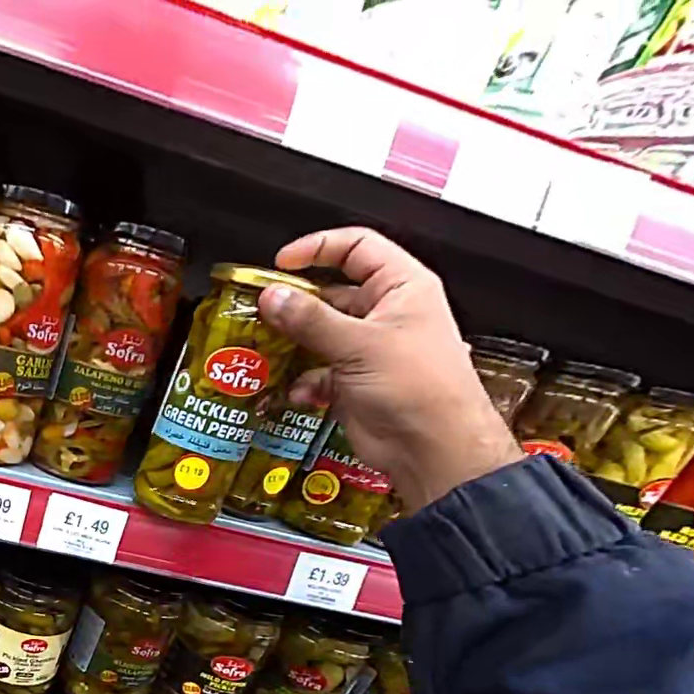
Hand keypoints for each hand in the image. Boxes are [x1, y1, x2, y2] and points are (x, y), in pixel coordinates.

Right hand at [257, 227, 520, 511]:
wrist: (430, 446)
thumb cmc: (419, 387)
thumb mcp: (359, 344)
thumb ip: (310, 319)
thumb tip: (272, 297)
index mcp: (400, 288)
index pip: (356, 247)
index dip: (318, 248)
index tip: (282, 262)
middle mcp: (384, 314)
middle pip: (330, 293)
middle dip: (296, 303)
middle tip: (264, 310)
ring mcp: (367, 349)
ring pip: (318, 335)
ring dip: (293, 345)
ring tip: (268, 349)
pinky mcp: (352, 382)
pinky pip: (316, 372)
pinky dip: (303, 382)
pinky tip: (298, 391)